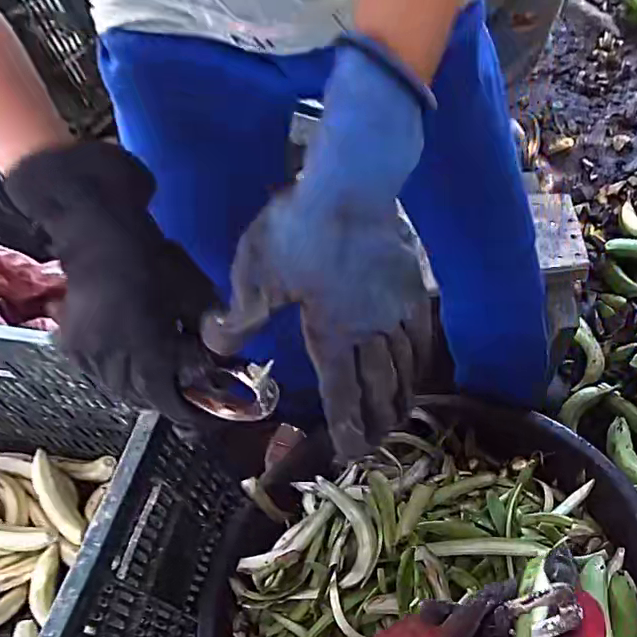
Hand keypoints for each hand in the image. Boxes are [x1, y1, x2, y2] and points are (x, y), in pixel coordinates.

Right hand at [4, 141, 218, 431]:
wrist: (98, 229)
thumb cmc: (155, 262)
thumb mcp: (197, 300)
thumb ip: (210, 339)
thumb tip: (219, 365)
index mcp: (145, 355)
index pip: (169, 404)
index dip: (190, 415)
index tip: (207, 417)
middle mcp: (111, 362)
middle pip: (143, 400)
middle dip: (168, 400)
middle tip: (188, 393)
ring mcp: (85, 354)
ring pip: (118, 390)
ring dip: (142, 389)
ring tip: (162, 377)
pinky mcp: (69, 341)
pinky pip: (97, 373)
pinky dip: (118, 375)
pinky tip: (132, 361)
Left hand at [204, 39, 434, 461]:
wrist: (355, 183)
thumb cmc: (301, 227)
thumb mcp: (258, 270)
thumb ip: (240, 315)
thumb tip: (214, 345)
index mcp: (333, 334)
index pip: (343, 392)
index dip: (348, 426)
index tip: (354, 453)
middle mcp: (371, 334)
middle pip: (379, 388)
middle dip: (379, 422)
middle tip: (380, 445)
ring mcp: (398, 313)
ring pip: (405, 368)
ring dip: (402, 398)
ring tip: (402, 418)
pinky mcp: (415, 290)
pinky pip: (422, 336)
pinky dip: (421, 360)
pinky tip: (421, 369)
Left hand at [314, 587, 513, 636]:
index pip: (471, 611)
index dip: (490, 604)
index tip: (504, 595)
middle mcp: (415, 629)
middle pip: (442, 610)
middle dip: (458, 616)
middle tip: (472, 633)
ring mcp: (394, 636)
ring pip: (419, 619)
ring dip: (435, 627)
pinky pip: (403, 633)